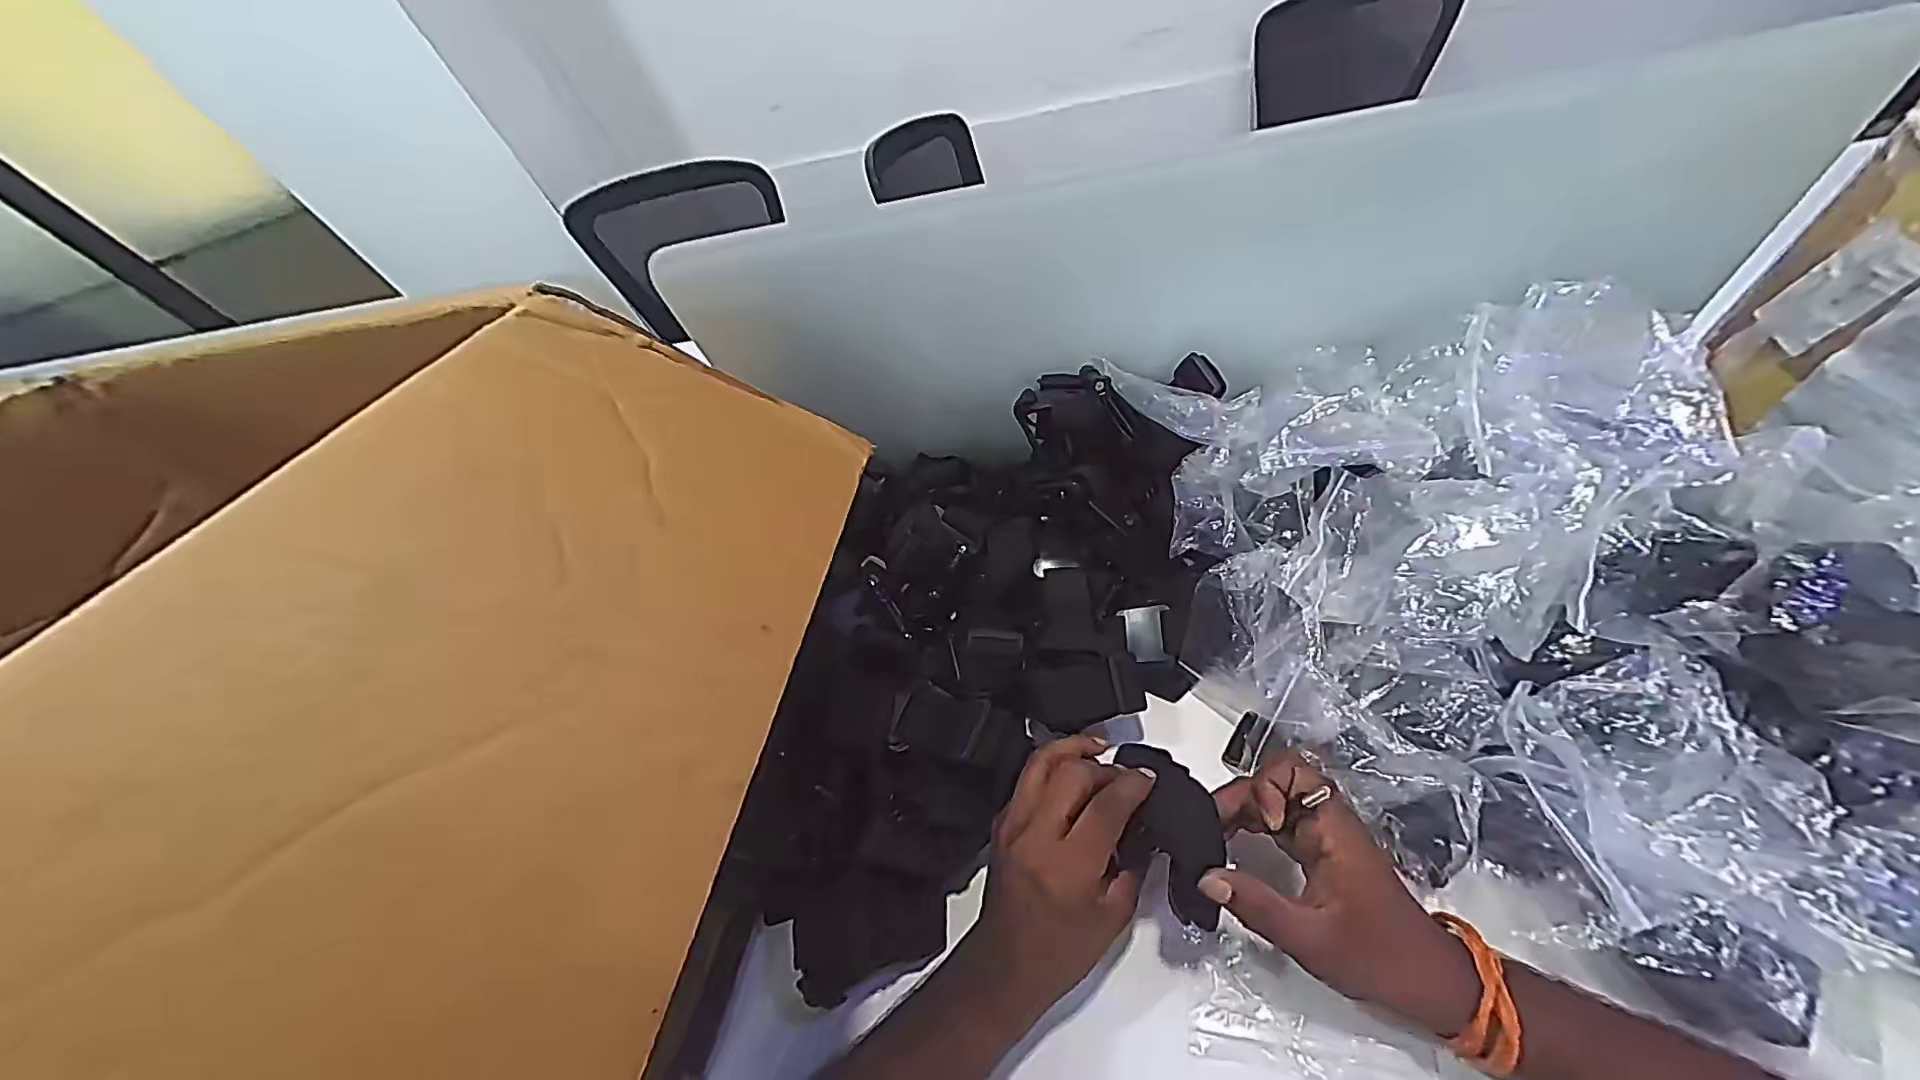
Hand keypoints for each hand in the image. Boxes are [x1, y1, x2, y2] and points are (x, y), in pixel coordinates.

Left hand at [954, 734, 1157, 1019]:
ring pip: (1040, 762)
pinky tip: (1071, 772)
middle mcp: (1034, 837)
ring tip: (1098, 749)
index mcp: (1067, 865)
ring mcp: (1012, 825)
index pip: (1105, 804)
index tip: (1147, 780)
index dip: (1133, 784)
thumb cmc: (1056, 952)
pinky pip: (1027, 778)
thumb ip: (1132, 865)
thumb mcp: (1112, 916)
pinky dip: (1052, 766)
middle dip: (1107, 767)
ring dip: (1073, 749)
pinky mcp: (1002, 822)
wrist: (1006, 964)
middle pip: (1072, 772)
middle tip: (1125, 776)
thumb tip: (1143, 826)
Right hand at [1203, 750, 1480, 1038]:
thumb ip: (1255, 904)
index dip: (1263, 786)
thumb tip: (1207, 878)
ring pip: (1274, 798)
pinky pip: (1279, 820)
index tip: (1255, 823)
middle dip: (1240, 797)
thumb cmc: (1383, 960)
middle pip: (1276, 780)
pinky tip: (1234, 843)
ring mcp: (1325, 835)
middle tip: (1213, 825)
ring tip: (1217, 833)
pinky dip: (1252, 825)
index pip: (1291, 771)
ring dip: (1243, 809)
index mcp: (1334, 829)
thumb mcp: (1311, 938)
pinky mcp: (1319, 850)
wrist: (1432, 985)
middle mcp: (1329, 822)